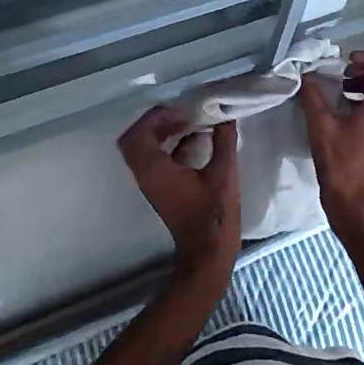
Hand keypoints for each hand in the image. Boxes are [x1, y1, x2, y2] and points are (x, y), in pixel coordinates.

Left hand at [117, 108, 241, 277]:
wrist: (207, 253)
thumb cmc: (213, 215)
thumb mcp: (224, 173)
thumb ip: (224, 141)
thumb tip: (227, 116)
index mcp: (154, 169)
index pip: (138, 133)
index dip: (156, 117)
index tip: (182, 111)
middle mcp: (146, 175)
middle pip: (136, 139)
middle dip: (156, 122)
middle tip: (181, 114)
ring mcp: (153, 184)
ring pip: (146, 149)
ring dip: (164, 133)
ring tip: (191, 123)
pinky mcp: (163, 190)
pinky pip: (158, 160)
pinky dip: (172, 147)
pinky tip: (198, 141)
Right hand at [297, 50, 363, 219]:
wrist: (349, 197)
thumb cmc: (339, 159)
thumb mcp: (320, 124)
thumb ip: (313, 95)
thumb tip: (306, 76)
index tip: (350, 62)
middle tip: (343, 72)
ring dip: (361, 83)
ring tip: (337, 87)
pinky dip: (358, 99)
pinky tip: (335, 106)